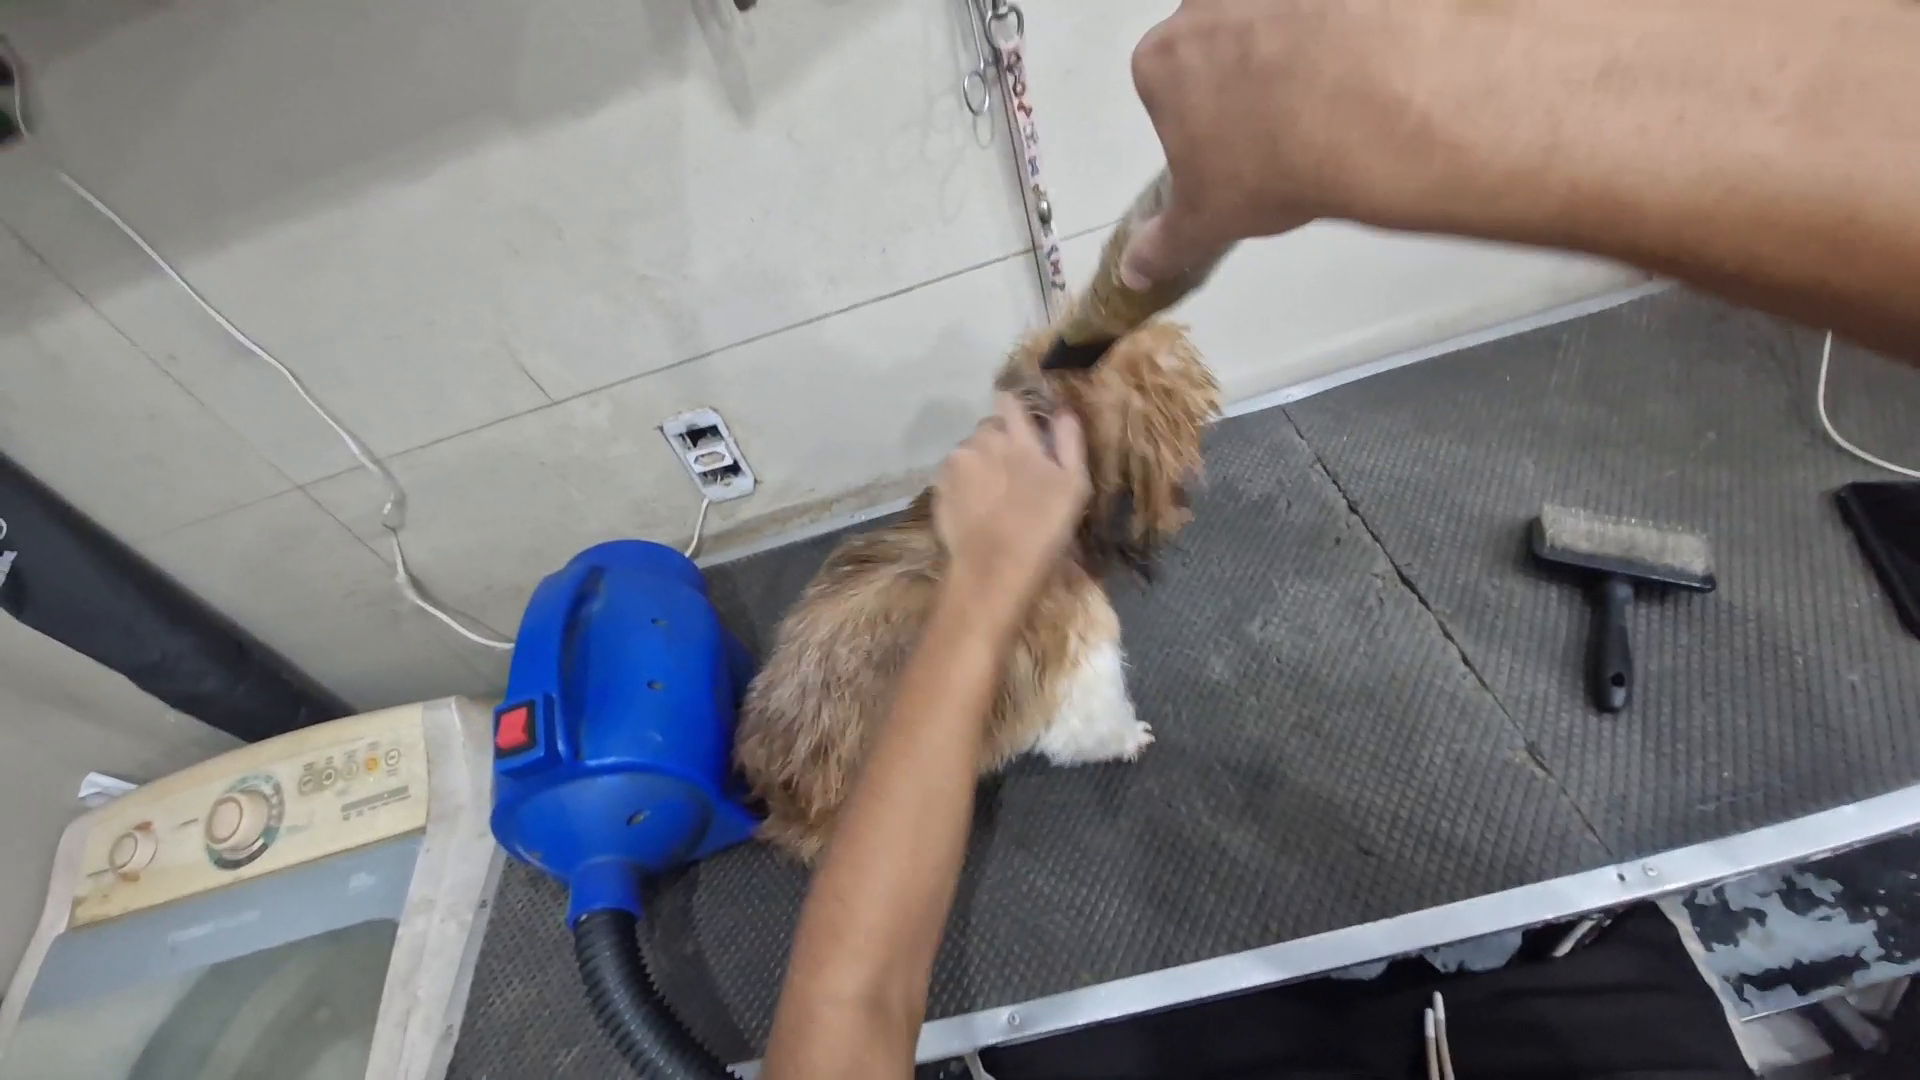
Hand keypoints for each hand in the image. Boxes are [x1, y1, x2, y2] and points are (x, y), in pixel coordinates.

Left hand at [933, 394, 1089, 613]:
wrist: (995, 567)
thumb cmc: (1044, 529)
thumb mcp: (1074, 485)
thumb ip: (1070, 441)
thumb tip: (1063, 409)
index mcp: (1019, 439)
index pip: (1010, 403)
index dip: (1013, 406)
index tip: (1017, 418)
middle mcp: (984, 441)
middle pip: (988, 427)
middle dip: (997, 440)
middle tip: (1009, 470)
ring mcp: (957, 463)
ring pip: (968, 449)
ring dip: (978, 461)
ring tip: (990, 491)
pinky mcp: (939, 485)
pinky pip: (951, 472)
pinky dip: (961, 481)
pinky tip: (973, 503)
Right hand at [1120, 0, 1448, 288]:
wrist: (1385, 113)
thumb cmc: (1273, 168)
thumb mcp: (1205, 223)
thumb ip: (1161, 245)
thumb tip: (1133, 271)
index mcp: (1164, 58)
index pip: (1168, 87)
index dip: (1198, 120)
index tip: (1231, 148)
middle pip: (1220, 40)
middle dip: (1243, 75)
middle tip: (1284, 123)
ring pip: (1279, 14)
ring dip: (1296, 45)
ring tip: (1334, 96)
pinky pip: (1336, 5)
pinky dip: (1348, 23)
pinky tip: (1368, 59)